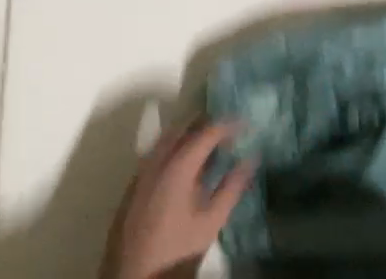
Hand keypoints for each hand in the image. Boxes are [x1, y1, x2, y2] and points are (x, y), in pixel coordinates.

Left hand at [101, 119, 256, 278]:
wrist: (134, 276)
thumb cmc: (177, 249)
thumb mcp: (211, 222)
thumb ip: (232, 188)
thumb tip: (251, 159)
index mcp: (178, 166)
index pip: (207, 131)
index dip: (228, 124)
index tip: (245, 122)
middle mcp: (157, 160)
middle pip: (183, 126)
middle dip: (206, 121)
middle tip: (228, 128)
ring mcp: (142, 170)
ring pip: (167, 137)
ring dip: (189, 132)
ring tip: (210, 142)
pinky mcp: (134, 183)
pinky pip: (157, 151)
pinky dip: (174, 146)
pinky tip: (186, 163)